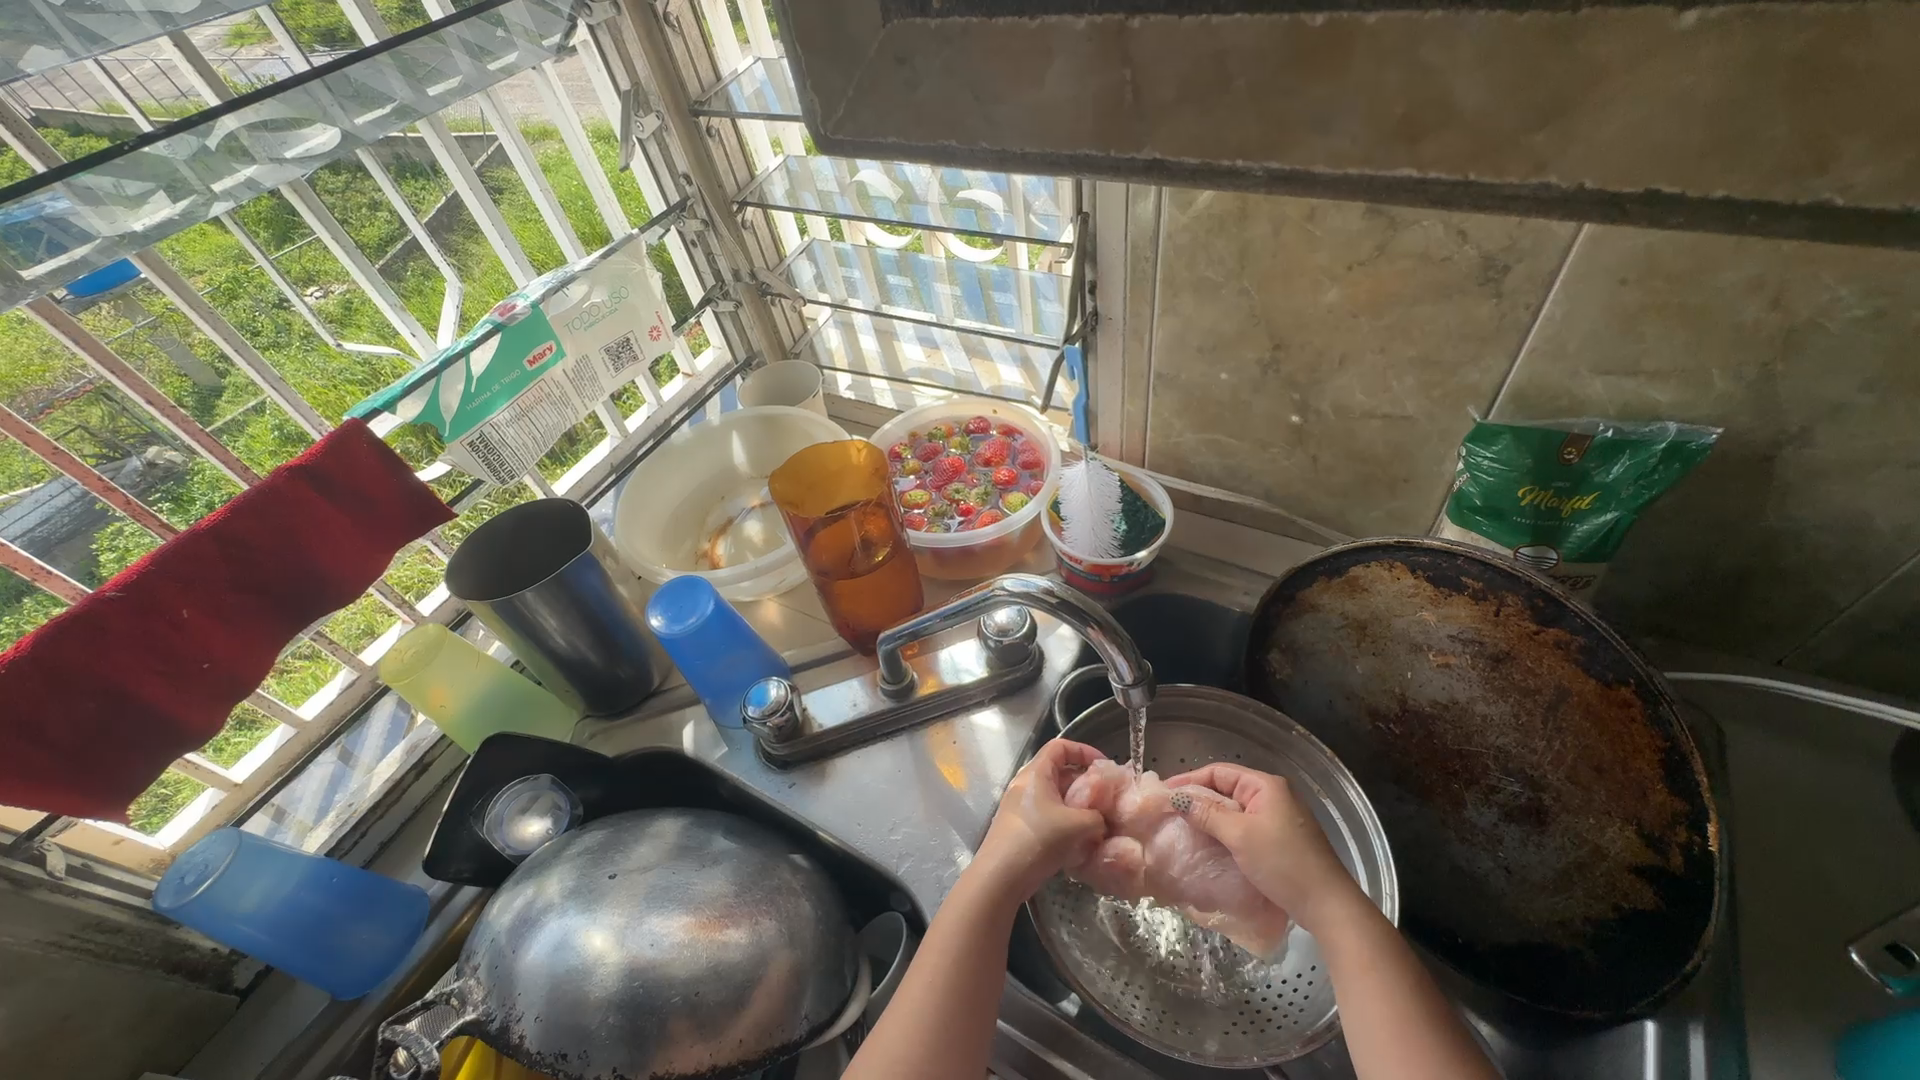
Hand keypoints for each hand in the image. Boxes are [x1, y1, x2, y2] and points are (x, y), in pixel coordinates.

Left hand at [970, 739, 1107, 905]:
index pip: (1060, 746)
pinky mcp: (1023, 828)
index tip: (1103, 765)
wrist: (1001, 876)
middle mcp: (1027, 785)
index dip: (1083, 750)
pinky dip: (1068, 823)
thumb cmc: (1038, 839)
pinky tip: (1082, 840)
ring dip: (1078, 806)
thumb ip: (1097, 817)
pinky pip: (1051, 816)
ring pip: (1057, 797)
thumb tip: (1102, 820)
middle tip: (1107, 798)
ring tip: (1099, 821)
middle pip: (1060, 772)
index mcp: (1036, 773)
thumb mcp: (1077, 824)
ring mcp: (1023, 807)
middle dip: (1085, 782)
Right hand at [1162, 762, 1363, 931]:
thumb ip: (1206, 814)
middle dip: (1198, 799)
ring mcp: (1277, 818)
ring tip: (1183, 827)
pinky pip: (1244, 827)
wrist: (1327, 905)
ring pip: (1234, 810)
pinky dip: (1224, 831)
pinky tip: (1208, 843)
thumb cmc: (1283, 863)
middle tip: (1169, 811)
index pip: (1219, 772)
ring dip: (1210, 817)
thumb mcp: (1240, 836)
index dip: (1189, 780)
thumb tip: (1176, 798)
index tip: (1164, 793)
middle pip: (1226, 789)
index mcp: (1265, 785)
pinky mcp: (1279, 839)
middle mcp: (1272, 795)